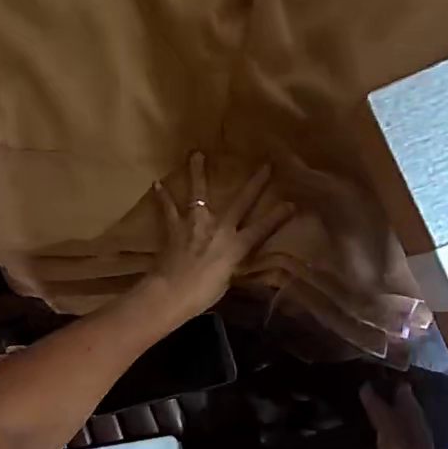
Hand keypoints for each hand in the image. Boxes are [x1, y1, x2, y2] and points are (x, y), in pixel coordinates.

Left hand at [143, 153, 293, 320]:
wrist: (172, 292)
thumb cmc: (202, 294)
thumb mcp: (225, 281)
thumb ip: (229, 266)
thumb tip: (230, 261)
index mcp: (236, 246)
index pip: (262, 229)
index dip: (277, 217)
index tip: (291, 203)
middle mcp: (219, 229)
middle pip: (241, 202)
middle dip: (255, 184)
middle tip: (266, 166)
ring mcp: (196, 224)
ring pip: (198, 193)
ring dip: (197, 172)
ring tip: (196, 154)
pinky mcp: (175, 227)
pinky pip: (168, 208)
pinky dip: (162, 196)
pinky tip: (156, 183)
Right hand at [340, 383, 447, 448]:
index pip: (391, 432)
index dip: (379, 409)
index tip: (366, 389)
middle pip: (415, 431)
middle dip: (406, 407)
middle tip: (398, 386)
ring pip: (424, 441)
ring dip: (415, 419)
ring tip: (406, 402)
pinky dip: (417, 436)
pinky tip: (411, 438)